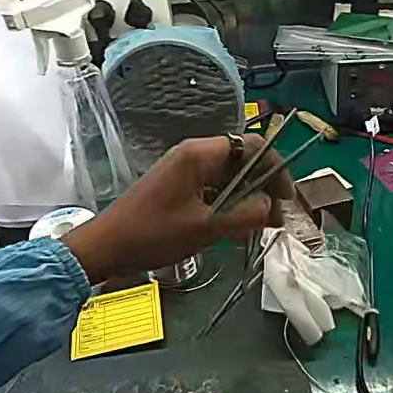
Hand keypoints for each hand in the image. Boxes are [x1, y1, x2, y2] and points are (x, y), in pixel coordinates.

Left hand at [61, 134, 291, 282]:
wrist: (107, 246)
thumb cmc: (154, 234)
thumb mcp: (206, 227)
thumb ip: (245, 215)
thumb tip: (270, 207)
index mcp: (199, 154)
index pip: (251, 146)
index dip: (275, 169)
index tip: (286, 198)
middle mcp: (193, 154)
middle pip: (242, 160)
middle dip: (263, 187)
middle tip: (276, 218)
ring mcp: (183, 170)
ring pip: (228, 176)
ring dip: (247, 198)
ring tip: (260, 226)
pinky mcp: (177, 185)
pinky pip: (213, 187)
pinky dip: (229, 203)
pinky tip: (236, 227)